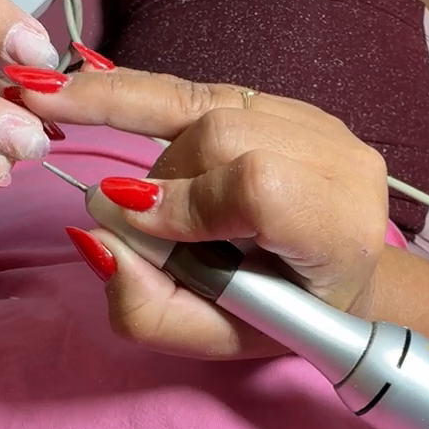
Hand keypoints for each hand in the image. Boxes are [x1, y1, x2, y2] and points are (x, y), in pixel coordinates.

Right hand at [31, 65, 392, 358]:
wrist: (338, 278)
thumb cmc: (281, 314)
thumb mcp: (215, 339)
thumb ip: (152, 310)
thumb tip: (100, 238)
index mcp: (340, 232)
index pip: (258, 186)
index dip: (185, 200)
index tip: (133, 220)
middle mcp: (341, 165)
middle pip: (223, 135)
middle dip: (160, 178)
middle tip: (140, 220)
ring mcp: (319, 124)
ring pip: (208, 105)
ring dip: (156, 145)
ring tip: (143, 190)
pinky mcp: (286, 103)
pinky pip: (203, 89)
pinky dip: (141, 96)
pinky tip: (87, 90)